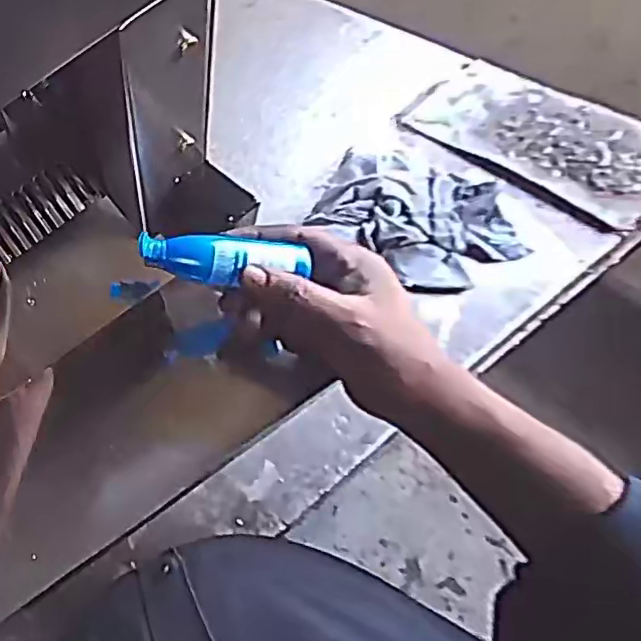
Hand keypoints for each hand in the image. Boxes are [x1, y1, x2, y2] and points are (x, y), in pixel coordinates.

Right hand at [222, 225, 468, 423]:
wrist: (420, 402)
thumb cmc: (389, 354)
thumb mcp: (338, 319)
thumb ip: (292, 294)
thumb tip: (246, 272)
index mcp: (350, 263)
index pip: (295, 238)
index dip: (256, 240)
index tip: (220, 249)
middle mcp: (338, 278)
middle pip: (281, 269)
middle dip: (251, 287)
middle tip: (228, 304)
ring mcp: (330, 306)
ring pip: (278, 298)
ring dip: (256, 312)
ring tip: (242, 329)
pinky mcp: (323, 330)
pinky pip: (284, 322)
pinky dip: (267, 330)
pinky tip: (257, 343)